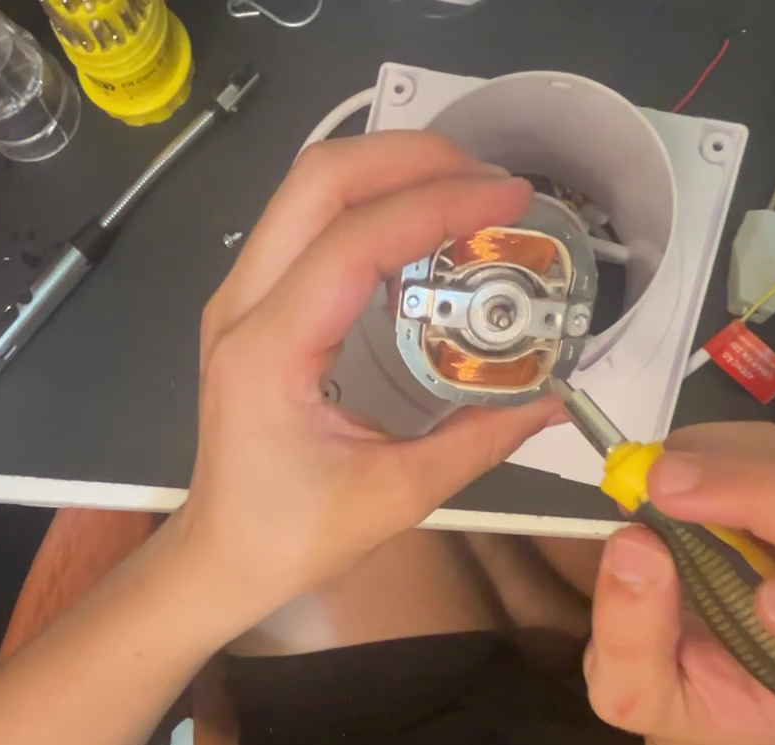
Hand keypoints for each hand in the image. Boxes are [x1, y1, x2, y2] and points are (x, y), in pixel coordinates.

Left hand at [173, 133, 560, 616]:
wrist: (222, 556)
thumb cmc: (292, 536)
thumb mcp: (396, 495)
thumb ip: (478, 441)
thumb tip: (552, 400)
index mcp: (269, 352)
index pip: (355, 242)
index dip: (438, 204)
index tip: (510, 198)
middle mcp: (240, 308)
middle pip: (316, 181)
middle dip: (410, 157)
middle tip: (487, 180)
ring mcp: (236, 302)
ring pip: (305, 193)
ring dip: (386, 174)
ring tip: (463, 195)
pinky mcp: (248, 311)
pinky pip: (303, 229)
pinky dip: (364, 210)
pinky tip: (417, 235)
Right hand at [584, 423, 774, 744]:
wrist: (691, 665)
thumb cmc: (687, 697)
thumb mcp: (634, 696)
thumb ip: (633, 642)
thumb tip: (636, 544)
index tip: (770, 605)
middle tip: (668, 492)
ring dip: (740, 465)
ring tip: (656, 484)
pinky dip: (721, 447)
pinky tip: (670, 470)